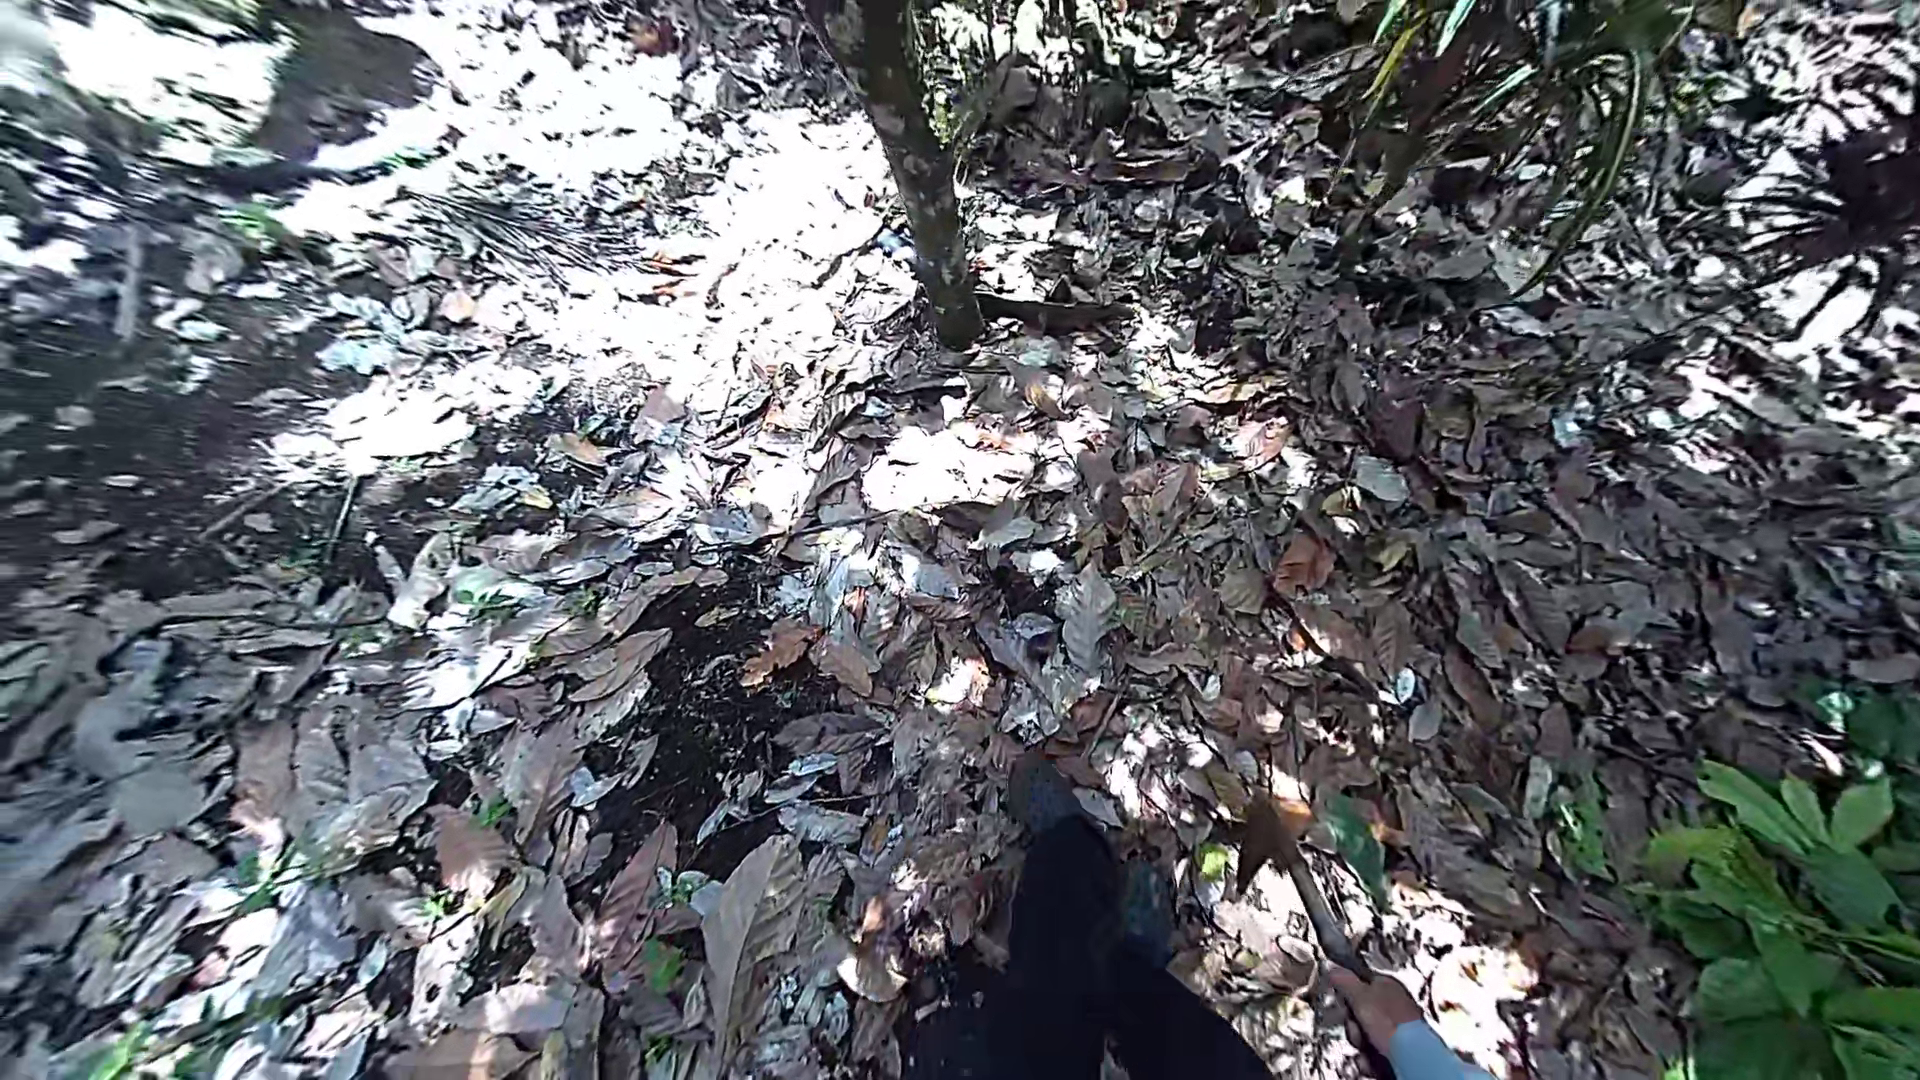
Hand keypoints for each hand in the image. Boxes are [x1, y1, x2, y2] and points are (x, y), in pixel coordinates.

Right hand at [1328, 966, 1425, 1053]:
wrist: (1415, 1062)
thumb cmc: (1391, 1024)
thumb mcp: (1358, 994)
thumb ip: (1342, 978)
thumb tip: (1331, 967)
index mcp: (1388, 985)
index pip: (1360, 982)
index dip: (1347, 993)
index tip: (1342, 1002)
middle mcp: (1396, 1006)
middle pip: (1361, 1010)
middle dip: (1352, 1023)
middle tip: (1355, 1031)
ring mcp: (1400, 1031)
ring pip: (1366, 1033)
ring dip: (1359, 1043)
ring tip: (1364, 1051)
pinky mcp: (1401, 1053)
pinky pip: (1376, 1052)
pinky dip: (1370, 1058)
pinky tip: (1370, 1062)